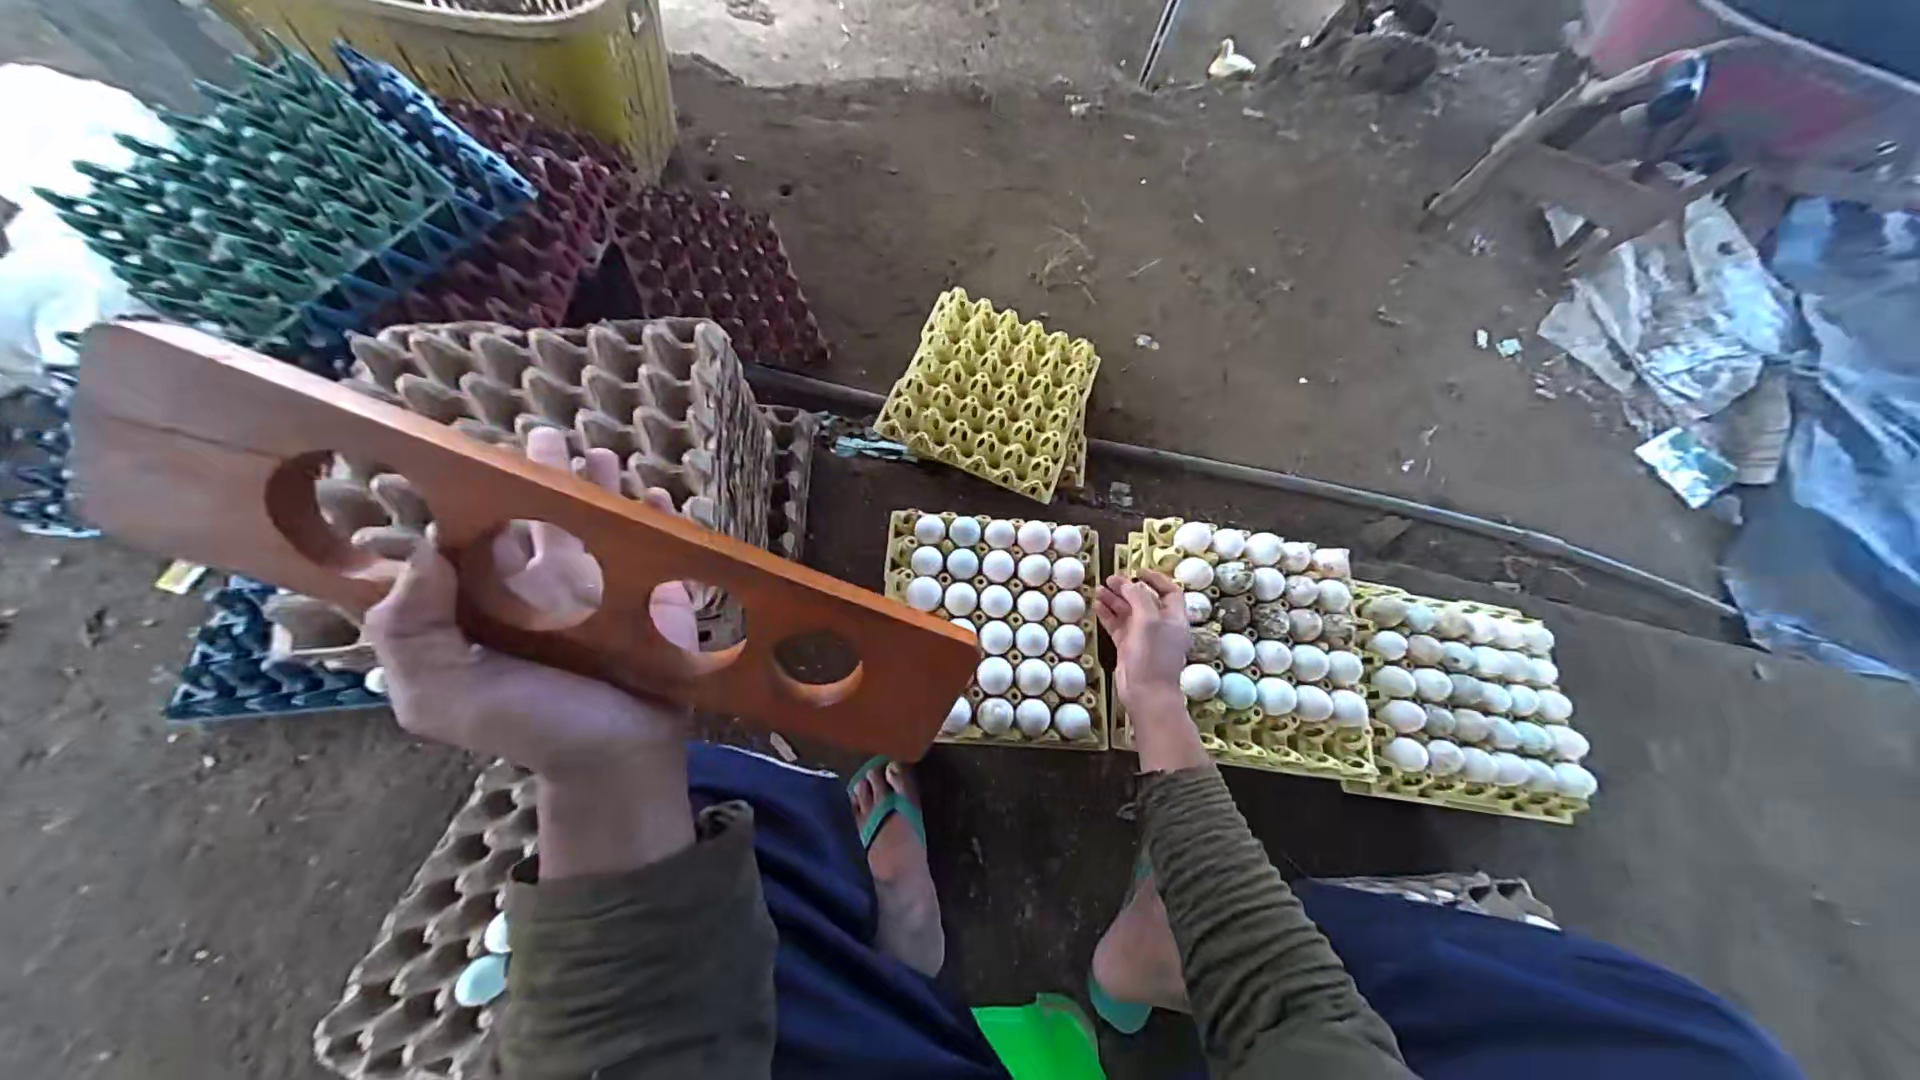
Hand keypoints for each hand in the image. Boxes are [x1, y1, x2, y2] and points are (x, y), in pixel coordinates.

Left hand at [364, 427, 696, 781]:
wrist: (620, 757)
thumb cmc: (535, 727)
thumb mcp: (444, 696)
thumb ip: (410, 633)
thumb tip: (423, 551)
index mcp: (498, 602)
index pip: (482, 536)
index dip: (476, 496)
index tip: (474, 456)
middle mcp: (552, 588)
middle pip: (549, 518)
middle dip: (547, 476)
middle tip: (548, 435)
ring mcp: (610, 589)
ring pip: (605, 525)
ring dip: (604, 488)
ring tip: (602, 455)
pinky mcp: (657, 598)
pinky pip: (659, 548)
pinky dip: (659, 520)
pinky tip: (657, 495)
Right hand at [1094, 571, 1188, 710]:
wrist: (1146, 692)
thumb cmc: (1153, 655)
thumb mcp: (1149, 620)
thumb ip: (1139, 598)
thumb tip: (1129, 584)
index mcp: (1173, 618)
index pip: (1169, 591)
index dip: (1155, 579)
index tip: (1138, 570)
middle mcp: (1160, 626)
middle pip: (1144, 600)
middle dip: (1128, 588)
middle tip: (1110, 579)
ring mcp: (1143, 637)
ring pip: (1128, 612)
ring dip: (1114, 600)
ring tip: (1098, 590)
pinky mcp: (1128, 647)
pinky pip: (1117, 626)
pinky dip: (1108, 615)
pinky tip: (1097, 606)